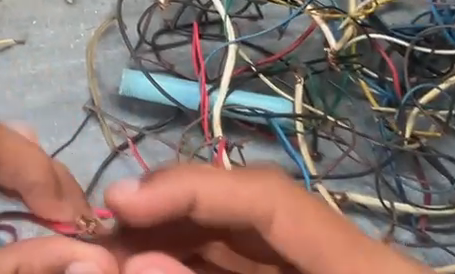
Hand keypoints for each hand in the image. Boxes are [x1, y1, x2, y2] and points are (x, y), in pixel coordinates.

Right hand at [102, 166, 428, 273]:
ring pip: (240, 244)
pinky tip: (155, 268)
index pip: (269, 199)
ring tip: (116, 250)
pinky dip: (195, 269)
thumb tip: (135, 259)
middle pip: (248, 216)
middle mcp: (351, 267)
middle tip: (103, 231)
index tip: (119, 203)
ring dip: (173, 241)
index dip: (189, 188)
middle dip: (169, 216)